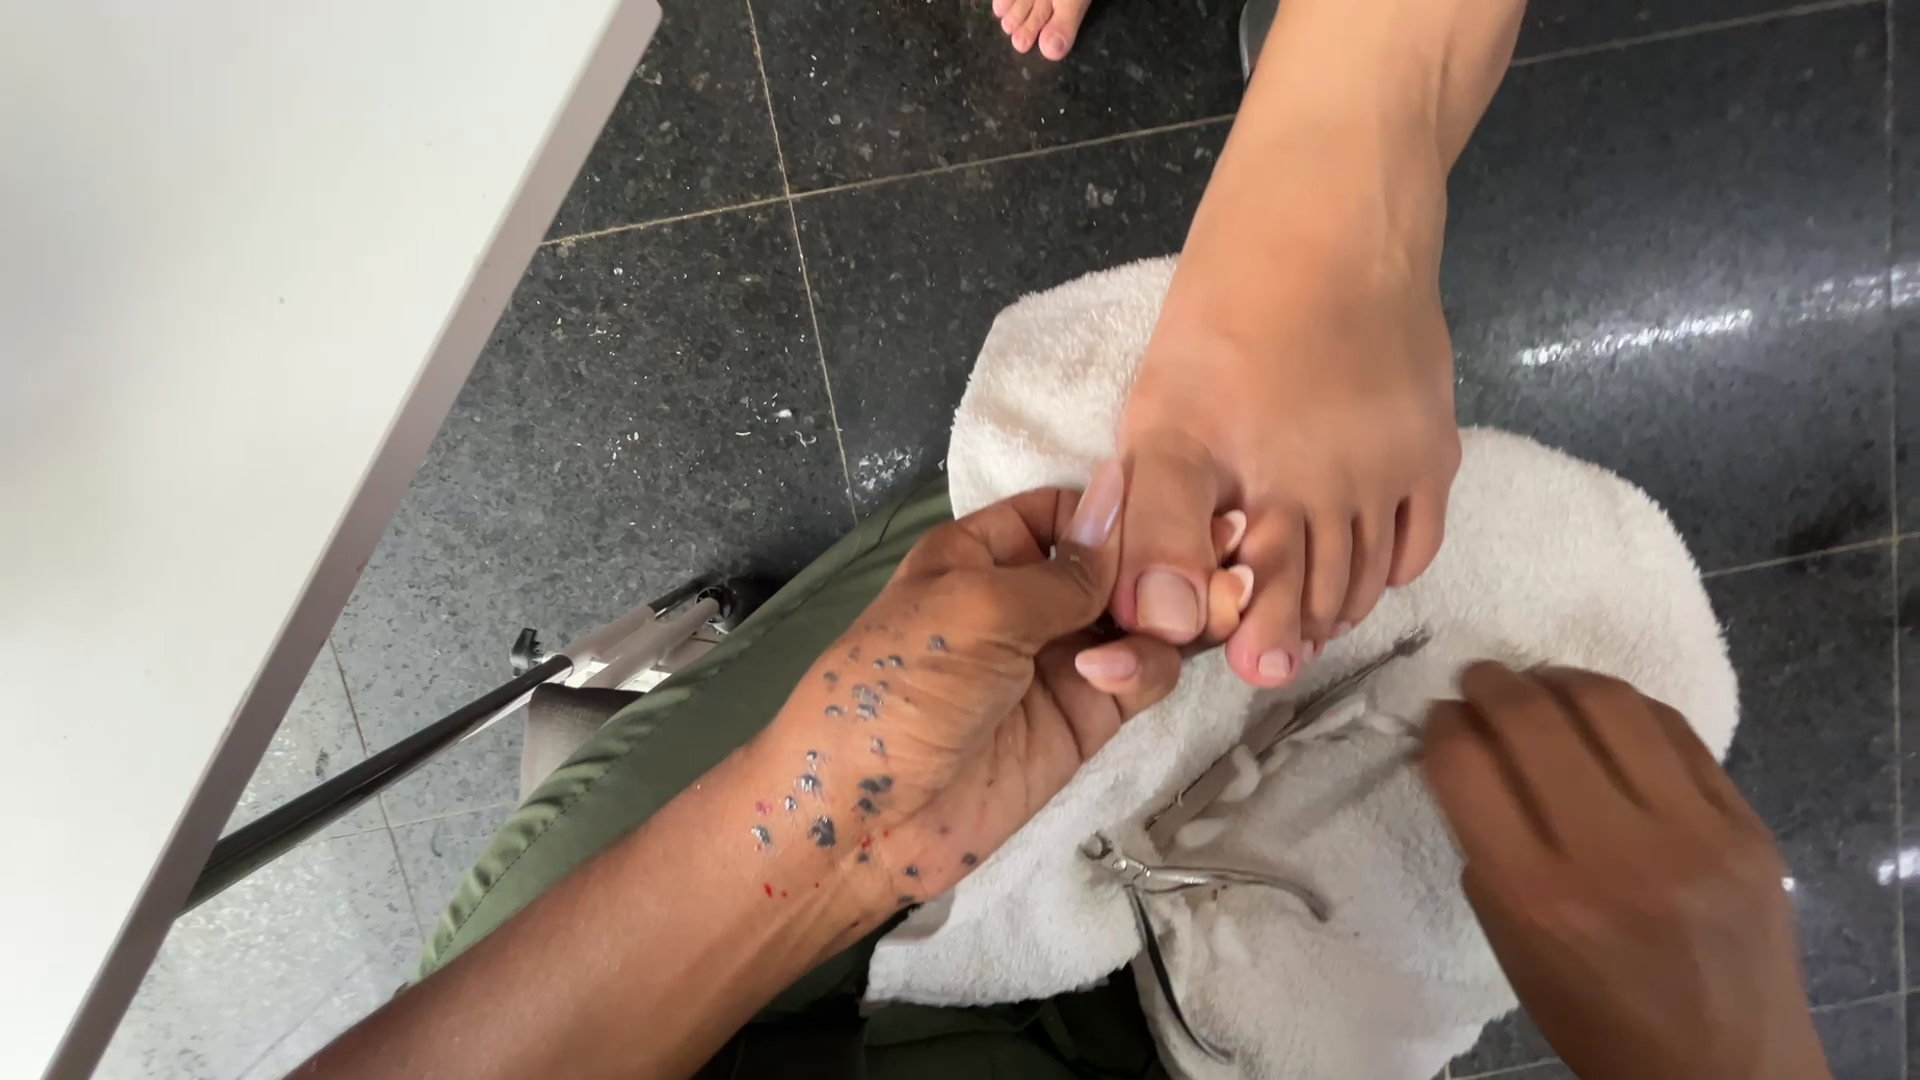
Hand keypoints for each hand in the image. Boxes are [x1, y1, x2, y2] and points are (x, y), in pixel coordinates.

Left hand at [759, 461, 1184, 906]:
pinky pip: (1142, 674)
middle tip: (1222, 556)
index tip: (1166, 512)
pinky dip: (1148, 665)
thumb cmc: (903, 687)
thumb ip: (1061, 569)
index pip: (1063, 512)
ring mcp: (1059, 658)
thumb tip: (1119, 489)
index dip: (1111, 510)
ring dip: (1167, 613)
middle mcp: (1026, 598)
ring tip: (1192, 615)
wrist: (872, 822)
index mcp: (982, 554)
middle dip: (1157, 561)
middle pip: (1112, 564)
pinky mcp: (1086, 716)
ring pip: (1139, 618)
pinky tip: (1116, 675)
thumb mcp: (974, 610)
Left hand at [1114, 119, 1459, 688]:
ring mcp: (1399, 475)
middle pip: (1320, 600)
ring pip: (1367, 580)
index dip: (1244, 639)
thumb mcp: (1160, 420)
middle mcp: (1347, 501)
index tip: (1232, 658)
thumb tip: (1159, 622)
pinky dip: (1385, 572)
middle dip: (1287, 635)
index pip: (1262, 608)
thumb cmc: (1222, 315)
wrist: (1327, 219)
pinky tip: (1357, 575)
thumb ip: (1157, 525)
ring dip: (1331, 609)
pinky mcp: (1434, 445)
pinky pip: (1419, 541)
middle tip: (1265, 659)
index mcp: (1273, 499)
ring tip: (1302, 626)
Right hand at [1422, 663, 1830, 1079]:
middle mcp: (1613, 855)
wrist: (1721, 1071)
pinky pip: (1673, 729)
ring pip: (1608, 704)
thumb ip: (1479, 825)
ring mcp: (1693, 837)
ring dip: (1554, 679)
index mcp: (1533, 890)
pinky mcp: (1747, 828)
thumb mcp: (1499, 918)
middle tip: (1477, 681)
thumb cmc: (1581, 999)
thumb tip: (1463, 740)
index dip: (1440, 721)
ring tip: (1537, 687)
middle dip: (1488, 683)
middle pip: (1531, 719)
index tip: (1440, 716)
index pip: (1462, 760)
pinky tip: (1596, 714)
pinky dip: (1618, 705)